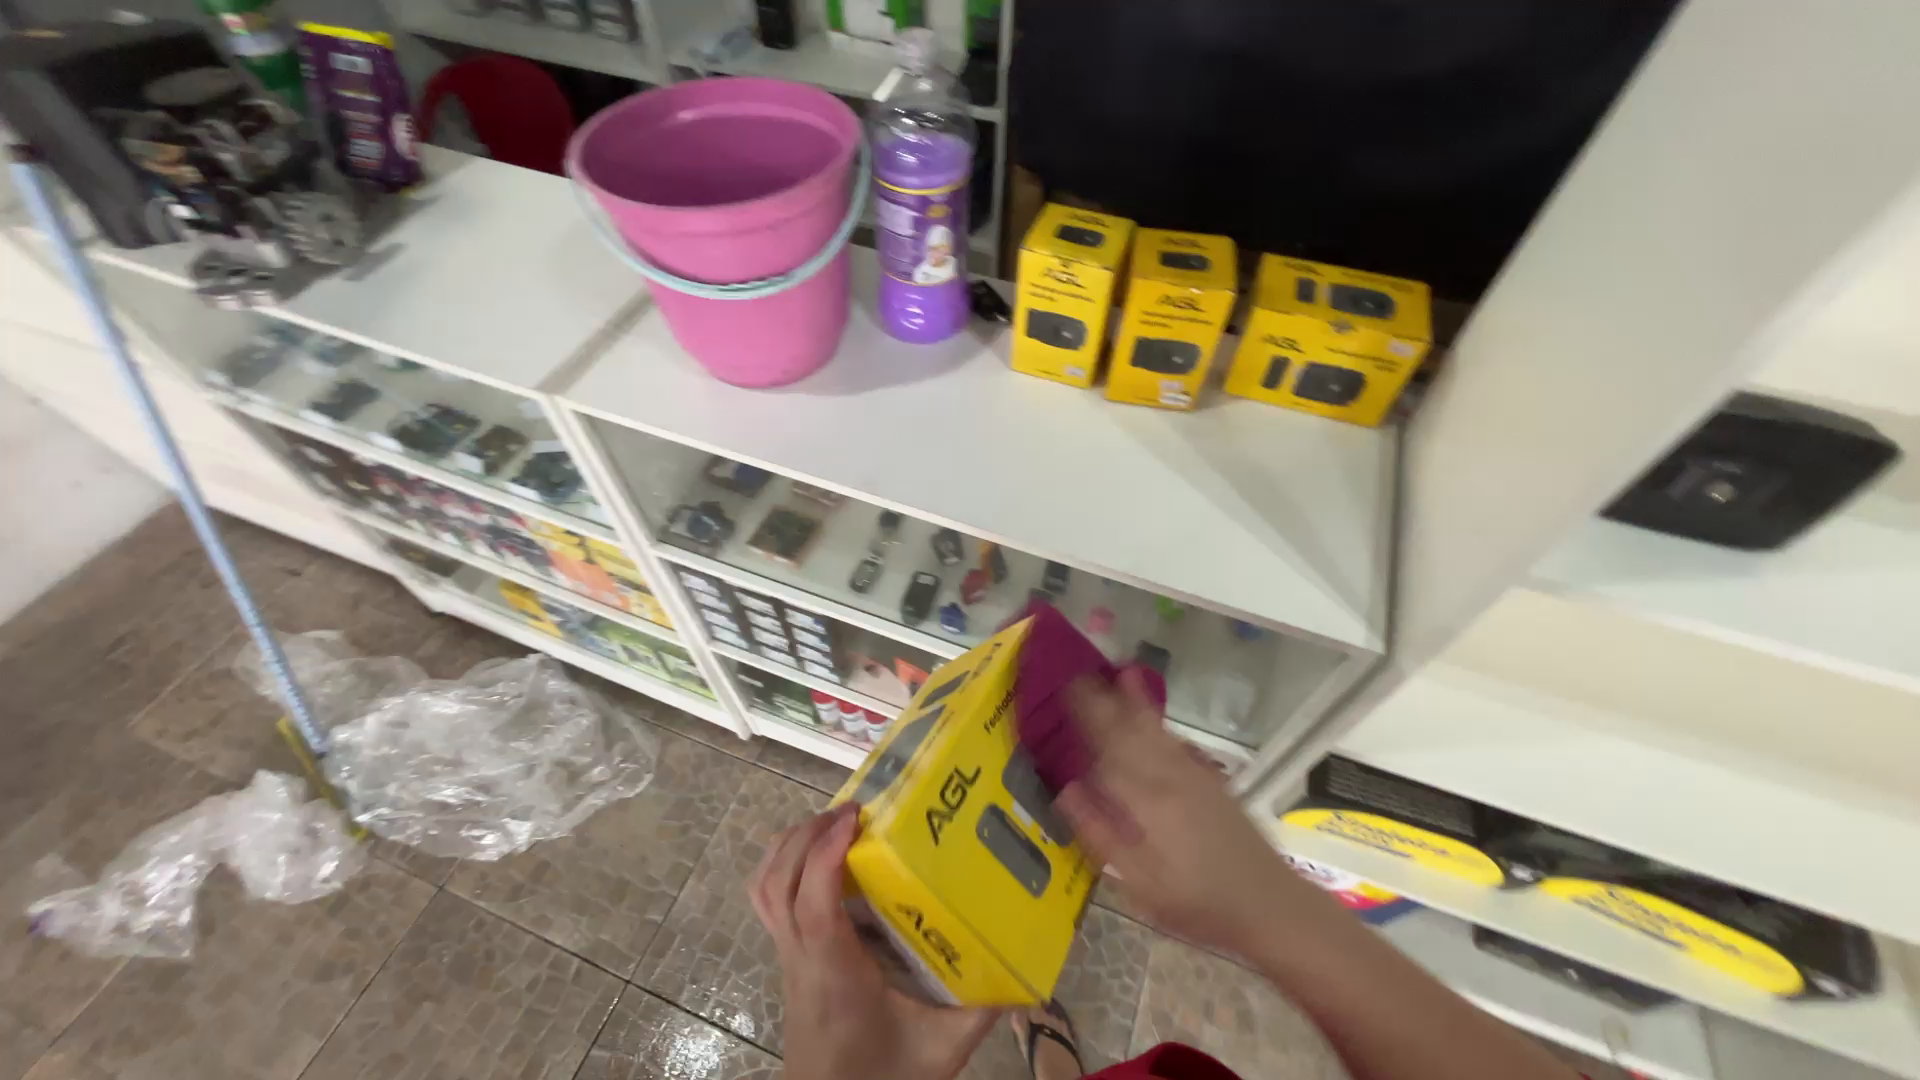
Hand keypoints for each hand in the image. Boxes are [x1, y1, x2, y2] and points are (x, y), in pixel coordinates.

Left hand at [749, 803, 1001, 1079]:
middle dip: (809, 835)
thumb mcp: (943, 1046)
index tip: (856, 818)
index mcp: (834, 974)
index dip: (825, 854)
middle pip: (778, 883)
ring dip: (792, 844)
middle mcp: (799, 957)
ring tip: (834, 823)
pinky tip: (818, 854)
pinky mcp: (785, 955)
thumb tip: (1024, 960)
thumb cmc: (885, 1076)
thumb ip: (984, 1006)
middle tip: (856, 812)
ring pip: (764, 888)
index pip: (812, 905)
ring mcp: (786, 955)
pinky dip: (783, 863)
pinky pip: (768, 899)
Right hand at [1056, 671, 1303, 956]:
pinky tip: (1157, 722)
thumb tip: (1068, 790)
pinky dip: (1163, 726)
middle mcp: (1169, 778)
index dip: (1087, 718)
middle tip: (1085, 675)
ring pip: (1157, 732)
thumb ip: (1101, 834)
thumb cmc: (1197, 902)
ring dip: (1138, 703)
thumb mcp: (1140, 882)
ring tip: (1125, 675)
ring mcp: (1195, 777)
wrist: (1269, 904)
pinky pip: (1179, 744)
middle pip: (1132, 731)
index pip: (1106, 748)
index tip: (1067, 690)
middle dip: (1108, 702)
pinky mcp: (1213, 784)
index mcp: (1146, 799)